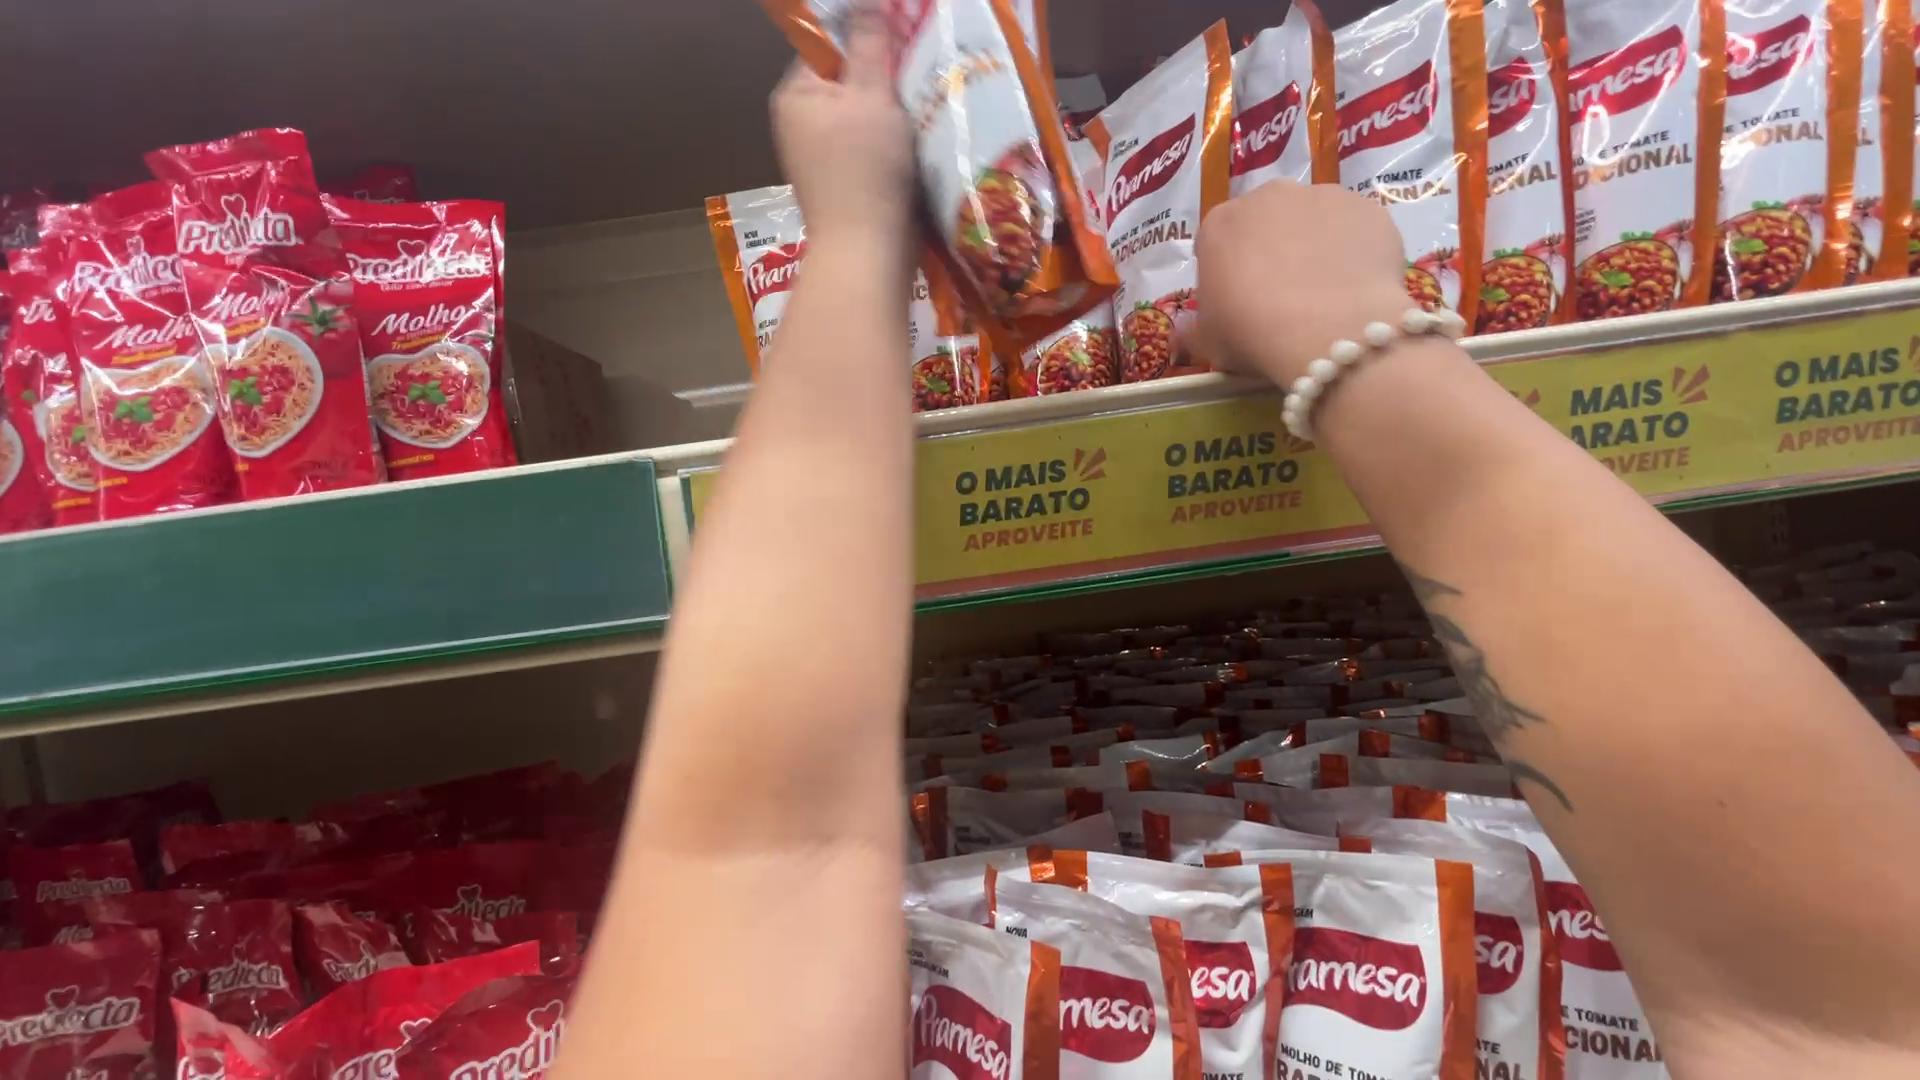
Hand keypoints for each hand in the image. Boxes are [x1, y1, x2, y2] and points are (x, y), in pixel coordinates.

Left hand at [770, 4, 913, 247]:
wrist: (867, 255)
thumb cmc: (866, 171)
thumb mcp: (871, 96)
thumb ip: (870, 42)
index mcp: (795, 96)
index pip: (830, 45)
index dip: (869, 40)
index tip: (905, 45)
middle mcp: (801, 126)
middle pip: (850, 83)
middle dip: (886, 80)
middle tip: (922, 76)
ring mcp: (821, 161)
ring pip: (865, 119)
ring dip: (896, 115)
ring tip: (926, 111)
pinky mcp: (845, 188)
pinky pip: (871, 151)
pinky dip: (894, 146)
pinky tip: (919, 146)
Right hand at [1192, 181, 1412, 386]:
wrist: (1327, 329)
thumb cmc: (1251, 332)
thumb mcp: (1208, 341)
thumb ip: (1192, 330)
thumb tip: (1181, 333)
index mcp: (1219, 224)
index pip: (1214, 242)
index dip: (1224, 273)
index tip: (1234, 302)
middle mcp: (1268, 196)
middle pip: (1265, 222)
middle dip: (1269, 250)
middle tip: (1279, 296)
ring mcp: (1322, 196)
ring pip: (1313, 221)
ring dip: (1313, 247)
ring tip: (1321, 294)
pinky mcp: (1368, 208)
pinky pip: (1354, 230)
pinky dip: (1352, 252)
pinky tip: (1353, 288)